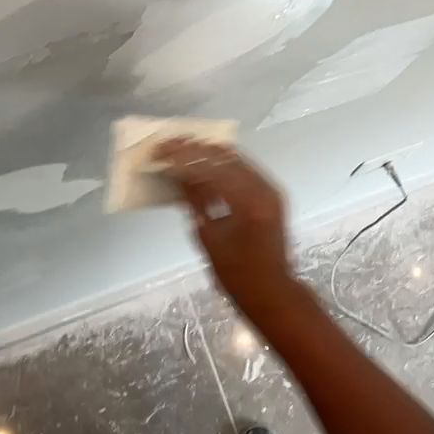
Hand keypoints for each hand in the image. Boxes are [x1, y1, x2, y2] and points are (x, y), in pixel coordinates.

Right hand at [154, 138, 302, 314]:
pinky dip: (223, 161)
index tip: (161, 151)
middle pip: (223, 157)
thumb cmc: (236, 274)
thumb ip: (195, 201)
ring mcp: (270, 189)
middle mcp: (261, 188)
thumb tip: (177, 174)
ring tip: (184, 144)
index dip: (182, 158)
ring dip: (208, 151)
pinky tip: (206, 158)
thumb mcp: (208, 237)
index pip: (209, 169)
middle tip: (169, 142)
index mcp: (245, 203)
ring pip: (235, 158)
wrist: (273, 290)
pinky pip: (245, 167)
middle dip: (194, 148)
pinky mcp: (271, 192)